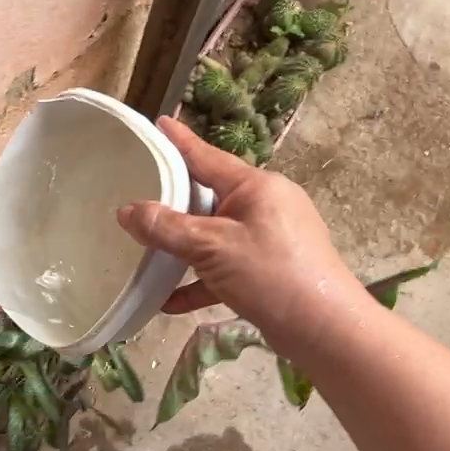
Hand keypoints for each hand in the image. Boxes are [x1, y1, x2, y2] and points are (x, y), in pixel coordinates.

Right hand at [116, 117, 366, 357]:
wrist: (323, 329)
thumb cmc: (271, 274)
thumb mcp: (211, 247)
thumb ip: (166, 227)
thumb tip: (126, 211)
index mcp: (255, 187)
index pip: (207, 156)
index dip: (180, 140)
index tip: (159, 121)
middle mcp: (264, 205)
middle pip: (207, 196)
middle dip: (173, 199)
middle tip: (138, 190)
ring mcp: (268, 238)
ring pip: (212, 234)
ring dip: (181, 246)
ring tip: (146, 248)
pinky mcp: (267, 270)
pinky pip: (222, 268)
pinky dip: (197, 281)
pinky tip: (168, 300)